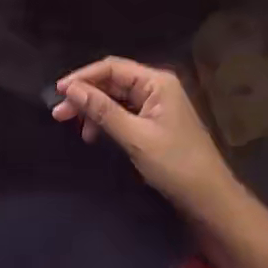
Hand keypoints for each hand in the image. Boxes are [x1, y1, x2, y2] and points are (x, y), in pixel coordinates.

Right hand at [52, 57, 239, 213]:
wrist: (209, 199)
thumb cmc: (175, 164)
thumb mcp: (135, 137)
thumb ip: (102, 110)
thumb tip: (71, 89)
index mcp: (156, 82)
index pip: (112, 68)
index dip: (83, 77)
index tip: (58, 91)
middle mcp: (156, 86)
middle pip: (112, 81)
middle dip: (85, 95)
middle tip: (59, 114)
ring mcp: (156, 104)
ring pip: (115, 98)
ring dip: (93, 110)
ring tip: (74, 127)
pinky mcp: (154, 122)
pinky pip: (123, 112)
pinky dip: (106, 121)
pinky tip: (93, 135)